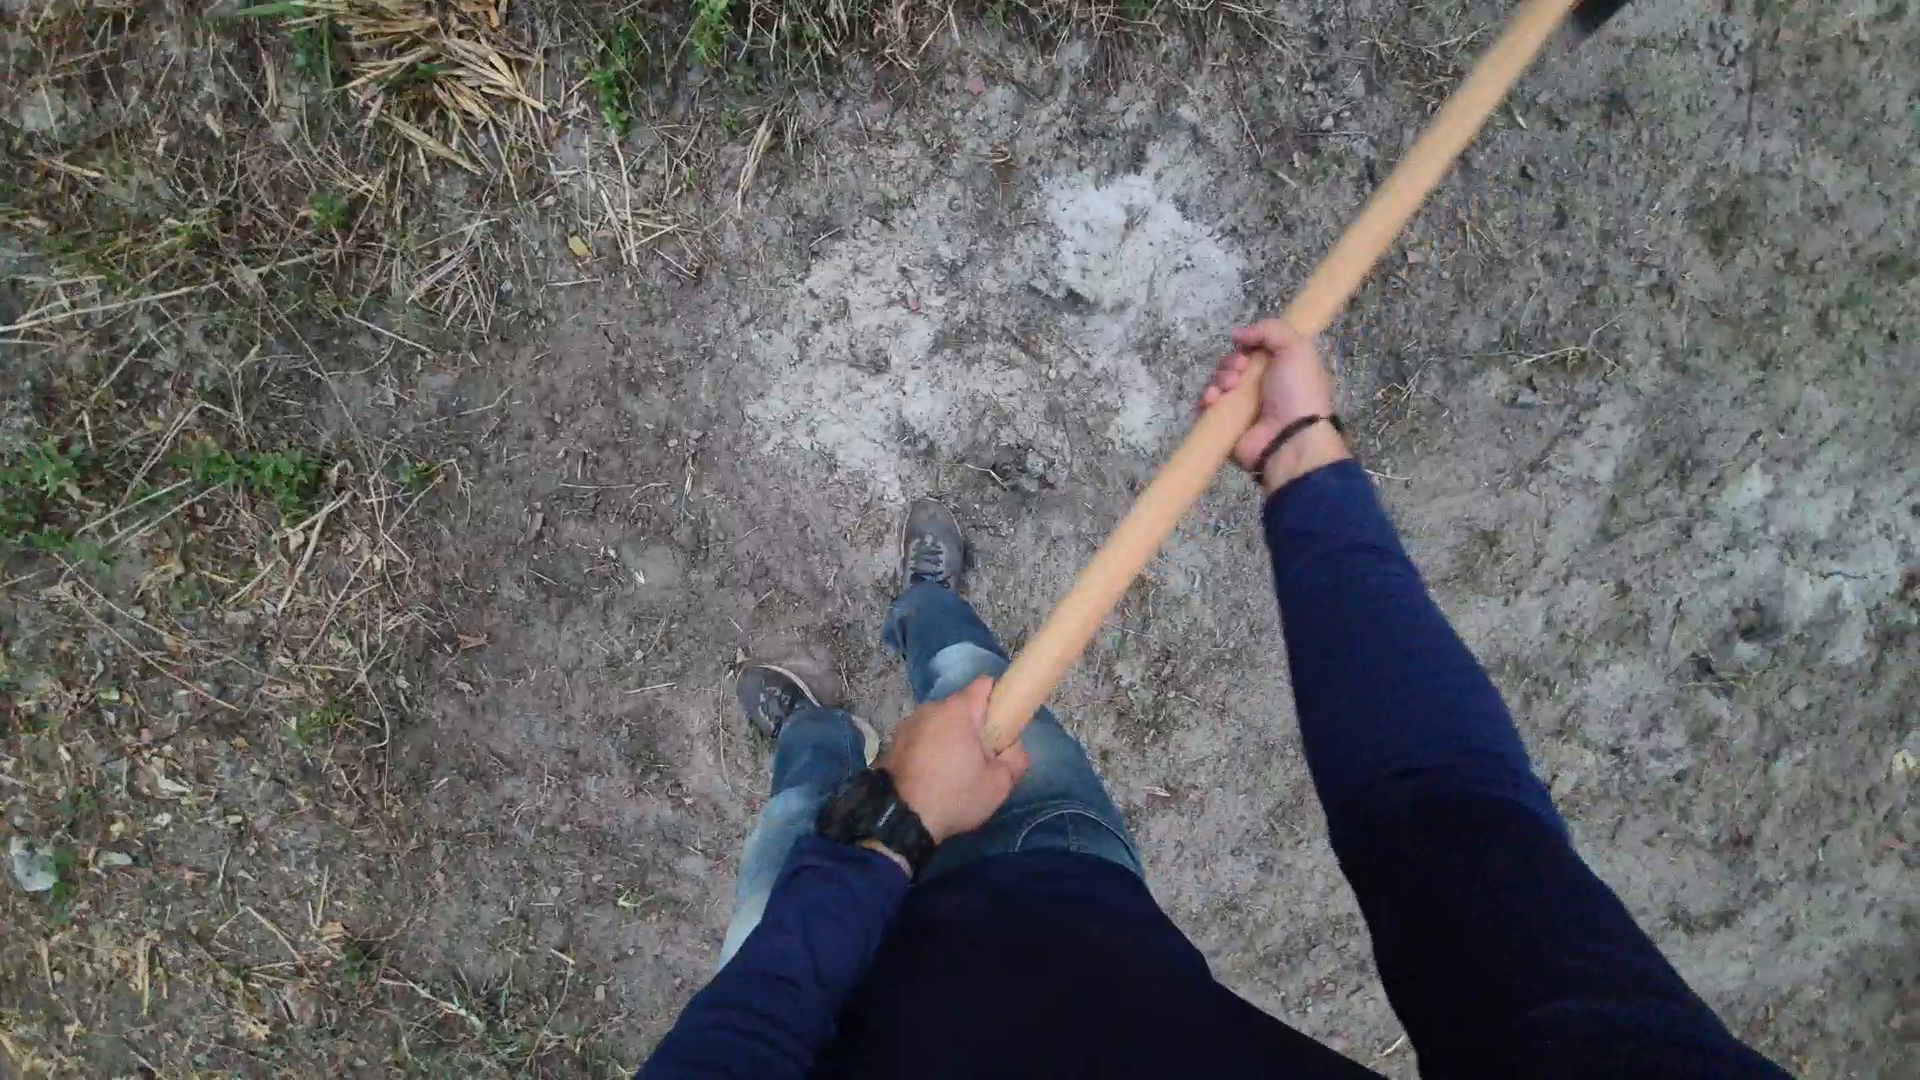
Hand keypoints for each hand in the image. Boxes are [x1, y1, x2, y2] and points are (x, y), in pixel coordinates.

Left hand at [879, 676, 1028, 844]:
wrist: (900, 819)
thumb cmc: (954, 796)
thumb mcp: (998, 784)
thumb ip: (1016, 758)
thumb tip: (1013, 745)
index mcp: (958, 710)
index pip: (985, 684)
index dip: (999, 699)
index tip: (1003, 724)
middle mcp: (932, 708)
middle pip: (963, 706)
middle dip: (975, 725)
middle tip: (982, 755)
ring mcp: (910, 722)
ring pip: (941, 721)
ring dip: (951, 736)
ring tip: (954, 769)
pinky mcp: (895, 740)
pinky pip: (923, 735)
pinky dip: (931, 747)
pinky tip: (932, 774)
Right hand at [1198, 319, 1350, 493]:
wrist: (1289, 436)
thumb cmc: (1297, 390)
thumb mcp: (1296, 348)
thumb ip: (1269, 330)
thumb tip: (1237, 334)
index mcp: (1278, 370)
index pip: (1252, 352)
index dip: (1245, 346)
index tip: (1246, 348)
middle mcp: (1259, 388)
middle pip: (1232, 367)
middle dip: (1230, 364)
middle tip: (1239, 371)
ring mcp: (1241, 409)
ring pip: (1218, 385)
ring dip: (1219, 380)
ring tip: (1229, 387)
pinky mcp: (1225, 427)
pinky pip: (1207, 409)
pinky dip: (1207, 401)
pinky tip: (1213, 400)